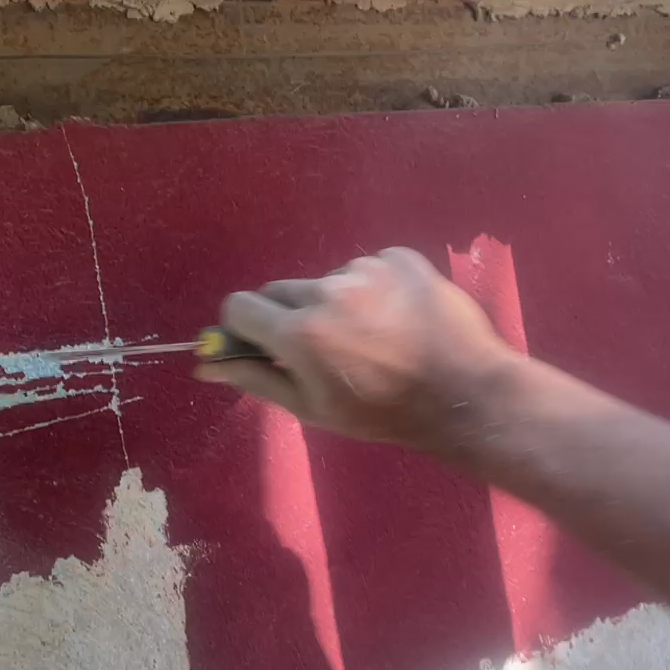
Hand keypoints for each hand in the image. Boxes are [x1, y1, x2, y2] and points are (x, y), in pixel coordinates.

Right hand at [195, 248, 521, 451]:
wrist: (465, 395)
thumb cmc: (378, 412)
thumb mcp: (308, 406)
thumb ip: (253, 377)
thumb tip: (204, 364)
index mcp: (299, 332)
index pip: (239, 306)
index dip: (245, 326)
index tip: (261, 342)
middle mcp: (326, 291)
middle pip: (279, 291)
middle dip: (288, 316)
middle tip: (320, 347)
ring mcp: (366, 270)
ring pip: (323, 281)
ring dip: (331, 303)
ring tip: (369, 335)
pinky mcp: (400, 257)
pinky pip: (364, 268)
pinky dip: (368, 289)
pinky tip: (394, 316)